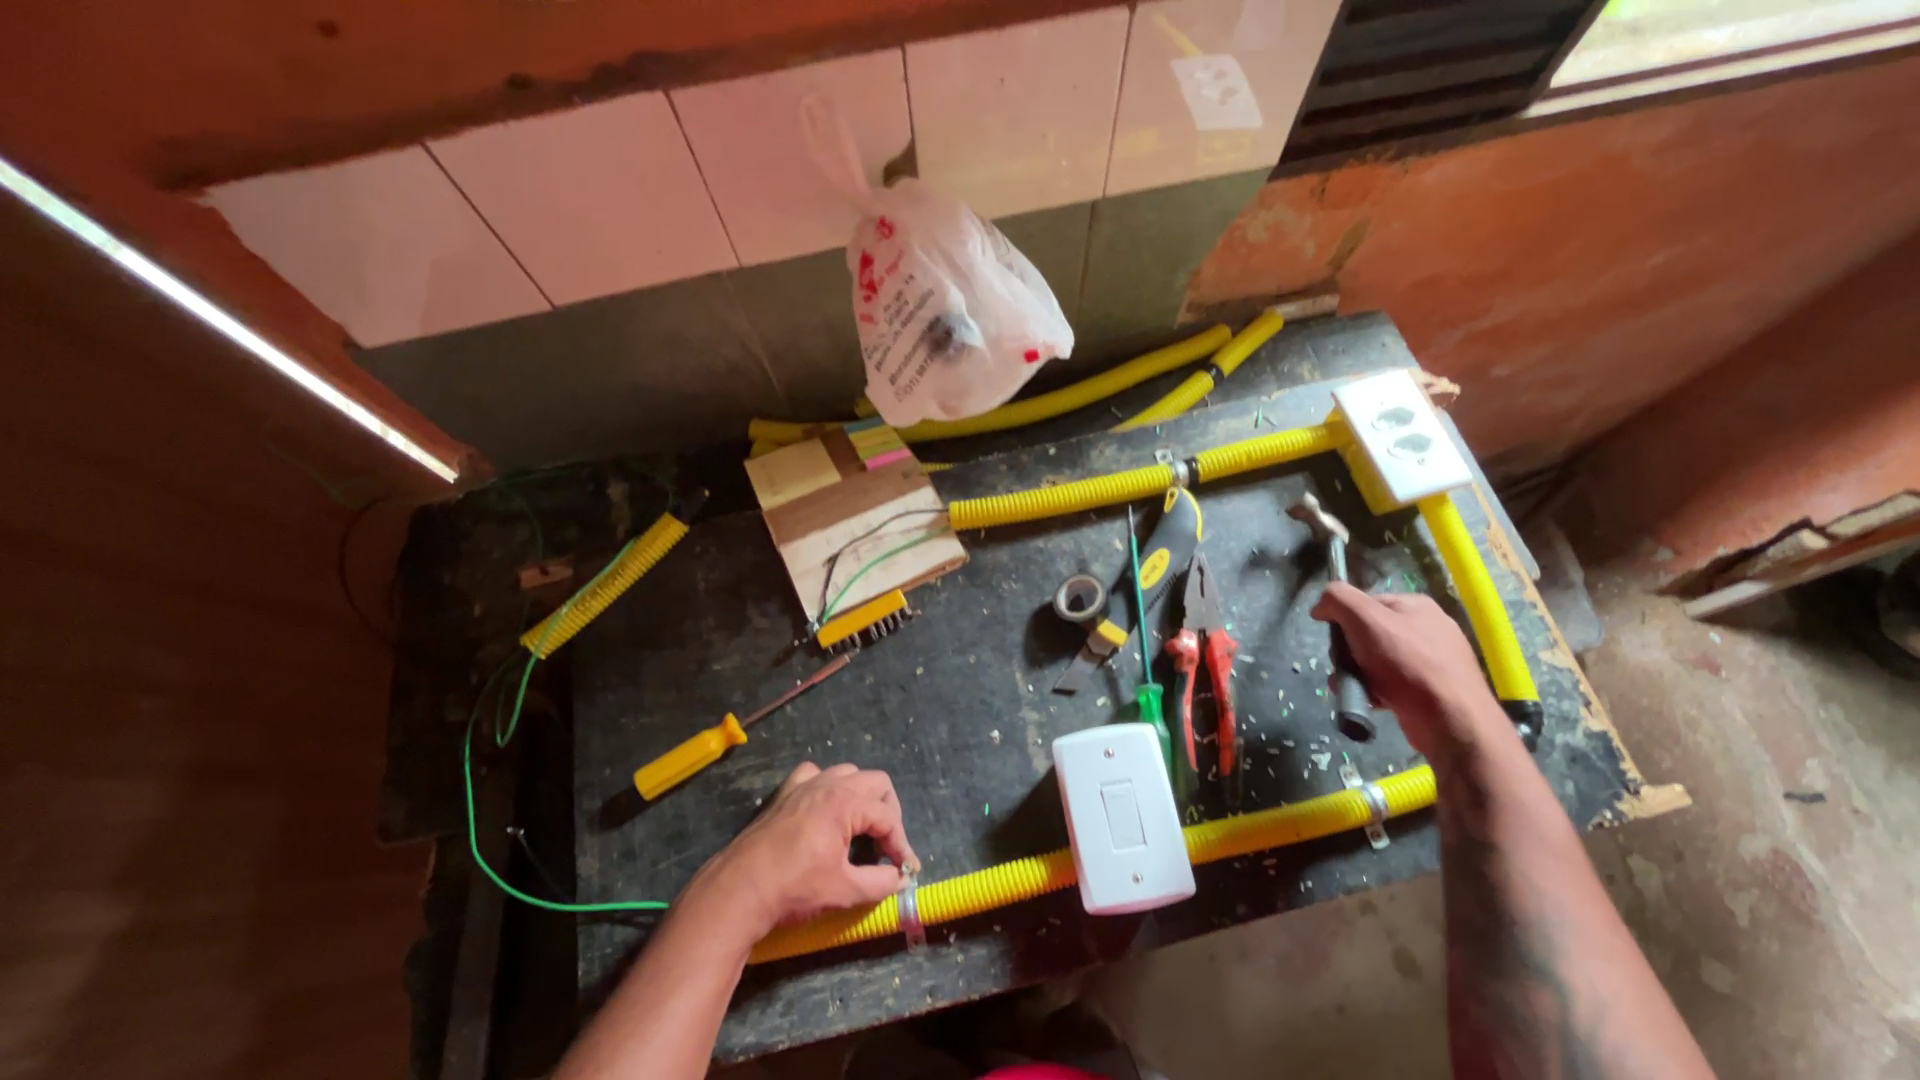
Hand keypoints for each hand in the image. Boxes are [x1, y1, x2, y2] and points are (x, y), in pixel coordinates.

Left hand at [679, 762, 918, 945]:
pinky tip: (825, 811)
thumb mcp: (844, 890)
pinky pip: (814, 775)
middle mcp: (828, 784)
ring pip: (846, 774)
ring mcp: (803, 785)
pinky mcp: (784, 794)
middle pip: (876, 783)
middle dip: (888, 813)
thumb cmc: (795, 888)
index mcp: (846, 803)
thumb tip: (901, 880)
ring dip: (861, 797)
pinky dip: (827, 787)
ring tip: (861, 829)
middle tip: (886, 845)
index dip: (901, 844)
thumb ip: (881, 883)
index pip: (888, 817)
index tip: (904, 870)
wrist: (739, 890)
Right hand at [1311, 582, 1507, 760]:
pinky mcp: (1430, 688)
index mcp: (1414, 605)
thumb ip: (1337, 600)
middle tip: (1347, 669)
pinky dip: (1375, 691)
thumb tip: (1320, 607)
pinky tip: (1371, 701)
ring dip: (1357, 675)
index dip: (1344, 621)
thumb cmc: (1406, 662)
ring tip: (1355, 689)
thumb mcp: (1364, 618)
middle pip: (1367, 634)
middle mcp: (1425, 628)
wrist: (1449, 718)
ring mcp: (1430, 660)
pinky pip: (1390, 683)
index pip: (1364, 604)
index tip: (1338, 641)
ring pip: (1375, 661)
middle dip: (1349, 654)